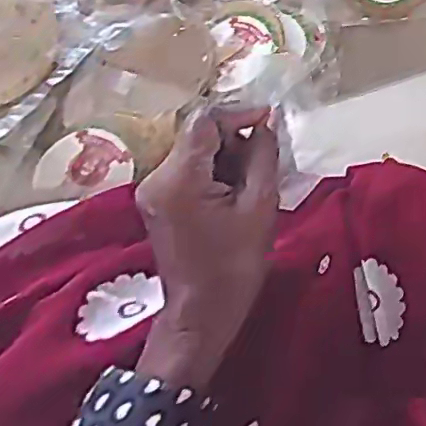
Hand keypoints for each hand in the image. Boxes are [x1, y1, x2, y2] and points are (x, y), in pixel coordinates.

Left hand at [134, 106, 279, 385]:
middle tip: (268, 153)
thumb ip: (263, 154)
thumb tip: (267, 121)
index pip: (205, 122)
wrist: (204, 311)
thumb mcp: (260, 201)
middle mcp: (157, 178)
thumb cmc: (236, 261)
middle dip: (237, 136)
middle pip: (200, 134)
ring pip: (198, 149)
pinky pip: (192, 167)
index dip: (240, 113)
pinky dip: (218, 168)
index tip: (271, 119)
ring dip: (230, 153)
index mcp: (178, 179)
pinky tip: (239, 186)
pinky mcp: (160, 200)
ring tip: (257, 174)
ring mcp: (154, 190)